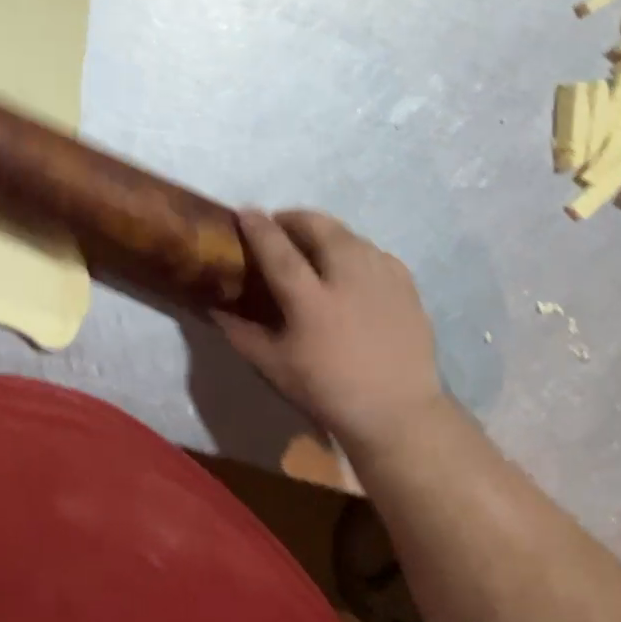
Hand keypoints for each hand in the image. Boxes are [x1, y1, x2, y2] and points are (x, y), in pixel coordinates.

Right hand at [212, 209, 447, 447]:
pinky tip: (345, 266)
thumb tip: (215, 308)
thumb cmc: (325, 389)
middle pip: (321, 228)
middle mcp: (349, 278)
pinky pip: (374, 252)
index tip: (244, 212)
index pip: (279, 252)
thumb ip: (240, 332)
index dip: (258, 229)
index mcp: (311, 301)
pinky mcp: (406, 284)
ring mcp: (382, 278)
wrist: (396, 409)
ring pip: (350, 235)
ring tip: (310, 243)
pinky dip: (353, 248)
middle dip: (295, 218)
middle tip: (277, 225)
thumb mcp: (272, 365)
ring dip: (324, 231)